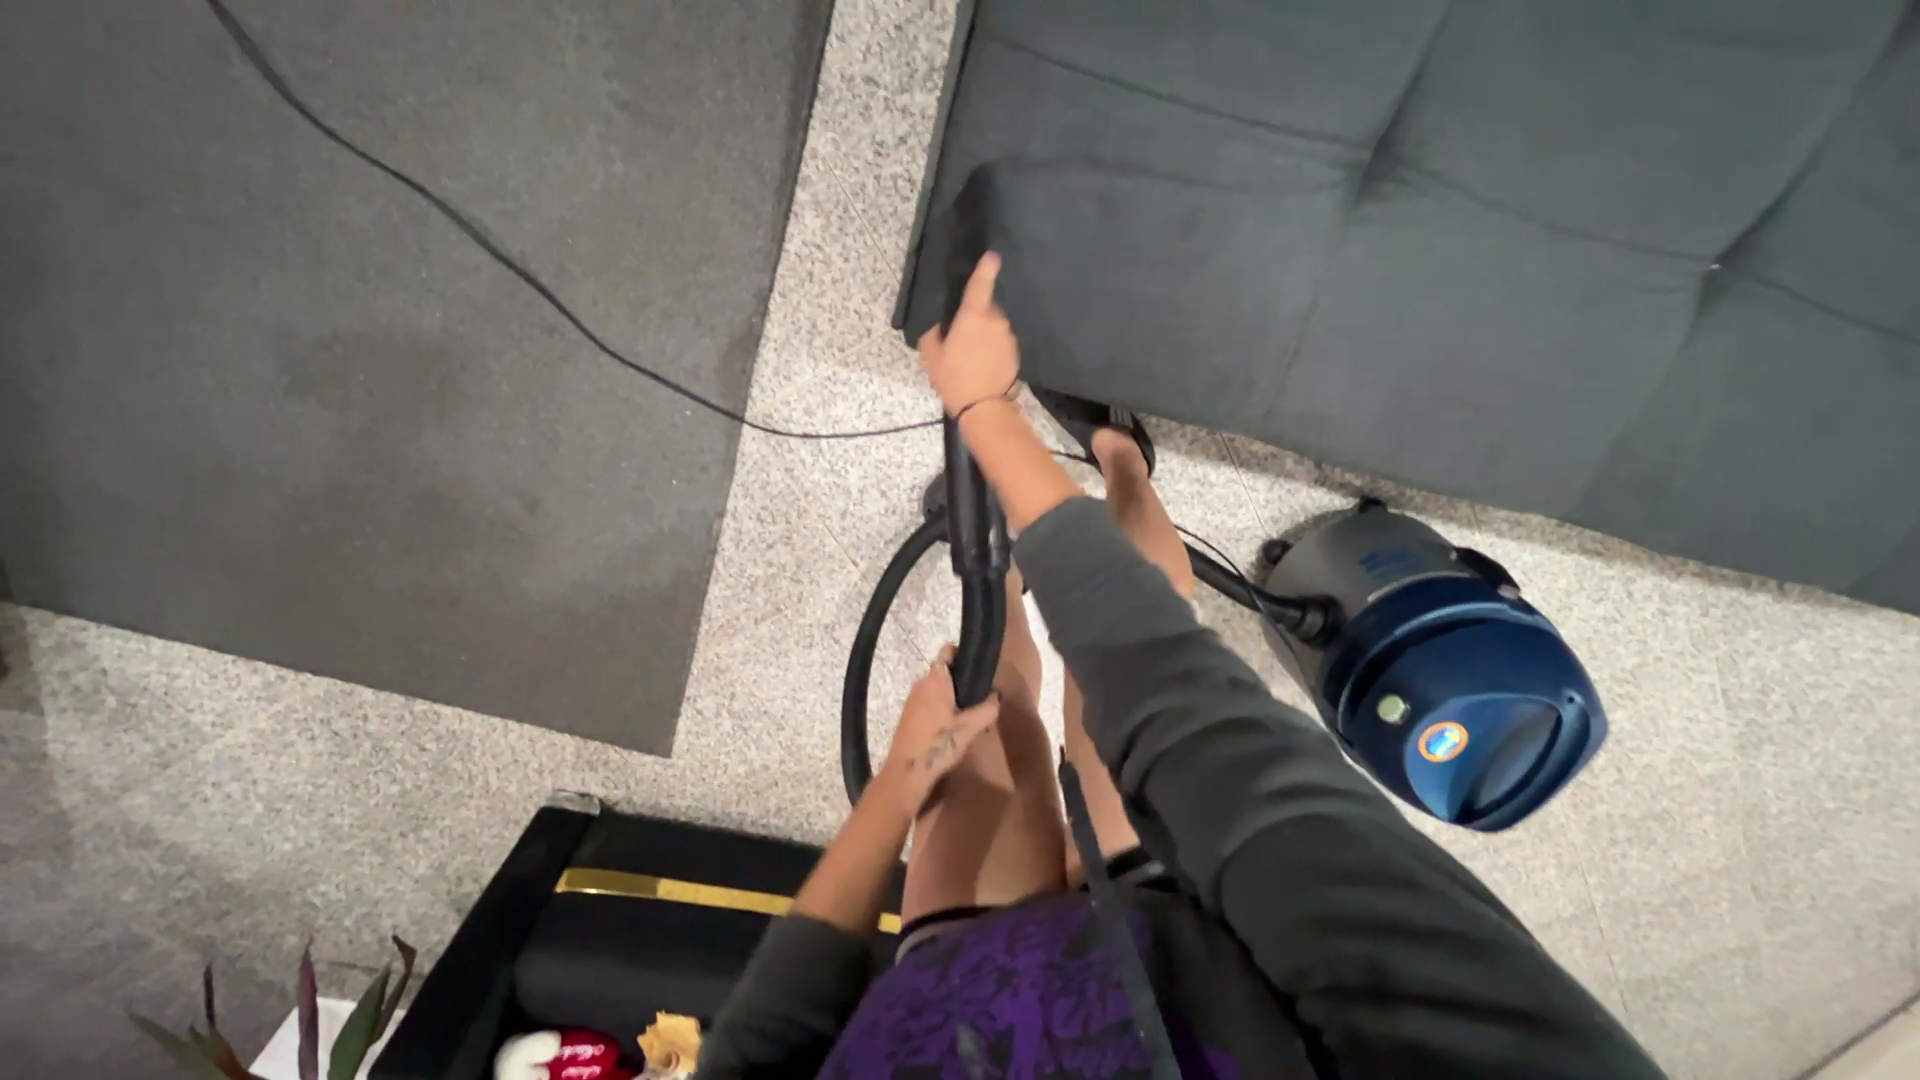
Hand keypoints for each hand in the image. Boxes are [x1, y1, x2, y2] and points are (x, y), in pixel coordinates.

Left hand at [877, 645, 1001, 819]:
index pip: (947, 651)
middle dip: (961, 681)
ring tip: (968, 716)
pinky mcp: (908, 715)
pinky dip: (941, 708)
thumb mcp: (971, 727)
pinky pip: (928, 702)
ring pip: (936, 689)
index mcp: (936, 679)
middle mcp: (921, 683)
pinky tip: (951, 728)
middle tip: (979, 697)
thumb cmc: (939, 743)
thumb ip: (988, 708)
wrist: (907, 772)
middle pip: (944, 672)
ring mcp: (912, 699)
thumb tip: (996, 696)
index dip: (963, 654)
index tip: (977, 666)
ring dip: (951, 697)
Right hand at [918, 253, 1019, 416]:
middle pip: (986, 308)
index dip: (986, 267)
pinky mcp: (1015, 353)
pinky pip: (1001, 342)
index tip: (992, 255)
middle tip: (960, 337)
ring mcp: (1008, 337)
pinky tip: (982, 364)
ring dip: (984, 334)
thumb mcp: (931, 356)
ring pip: (994, 326)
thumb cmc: (954, 379)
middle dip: (975, 317)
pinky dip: (993, 347)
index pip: (980, 284)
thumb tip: (938, 323)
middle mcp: (995, 321)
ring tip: (970, 355)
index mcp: (973, 316)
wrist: (985, 408)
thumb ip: (933, 333)